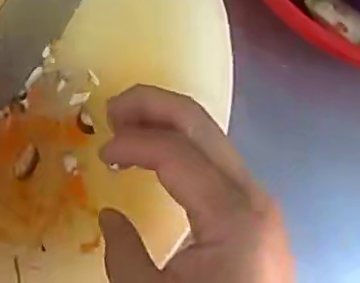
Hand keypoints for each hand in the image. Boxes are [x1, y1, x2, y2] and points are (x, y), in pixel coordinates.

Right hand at [98, 86, 292, 282]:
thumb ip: (126, 255)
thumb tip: (111, 218)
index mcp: (233, 215)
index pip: (174, 150)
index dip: (131, 143)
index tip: (100, 154)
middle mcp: (252, 196)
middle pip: (197, 122)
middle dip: (149, 105)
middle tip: (110, 110)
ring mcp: (258, 203)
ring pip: (208, 134)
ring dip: (163, 119)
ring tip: (125, 125)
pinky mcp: (256, 216)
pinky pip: (213, 159)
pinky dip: (179, 143)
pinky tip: (154, 153)